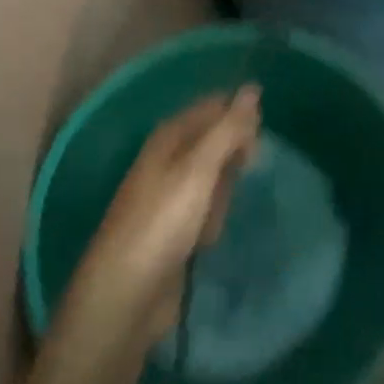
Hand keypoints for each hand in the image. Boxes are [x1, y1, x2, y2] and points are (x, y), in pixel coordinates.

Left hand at [70, 87, 261, 339]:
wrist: (125, 296)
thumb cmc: (162, 223)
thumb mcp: (199, 169)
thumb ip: (228, 129)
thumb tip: (252, 87)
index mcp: (168, 138)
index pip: (213, 108)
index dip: (239, 118)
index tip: (258, 141)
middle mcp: (168, 161)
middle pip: (216, 143)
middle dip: (233, 161)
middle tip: (240, 179)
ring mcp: (170, 196)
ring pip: (215, 180)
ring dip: (224, 196)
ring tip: (214, 218)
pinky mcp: (175, 229)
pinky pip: (207, 211)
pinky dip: (212, 222)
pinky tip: (206, 240)